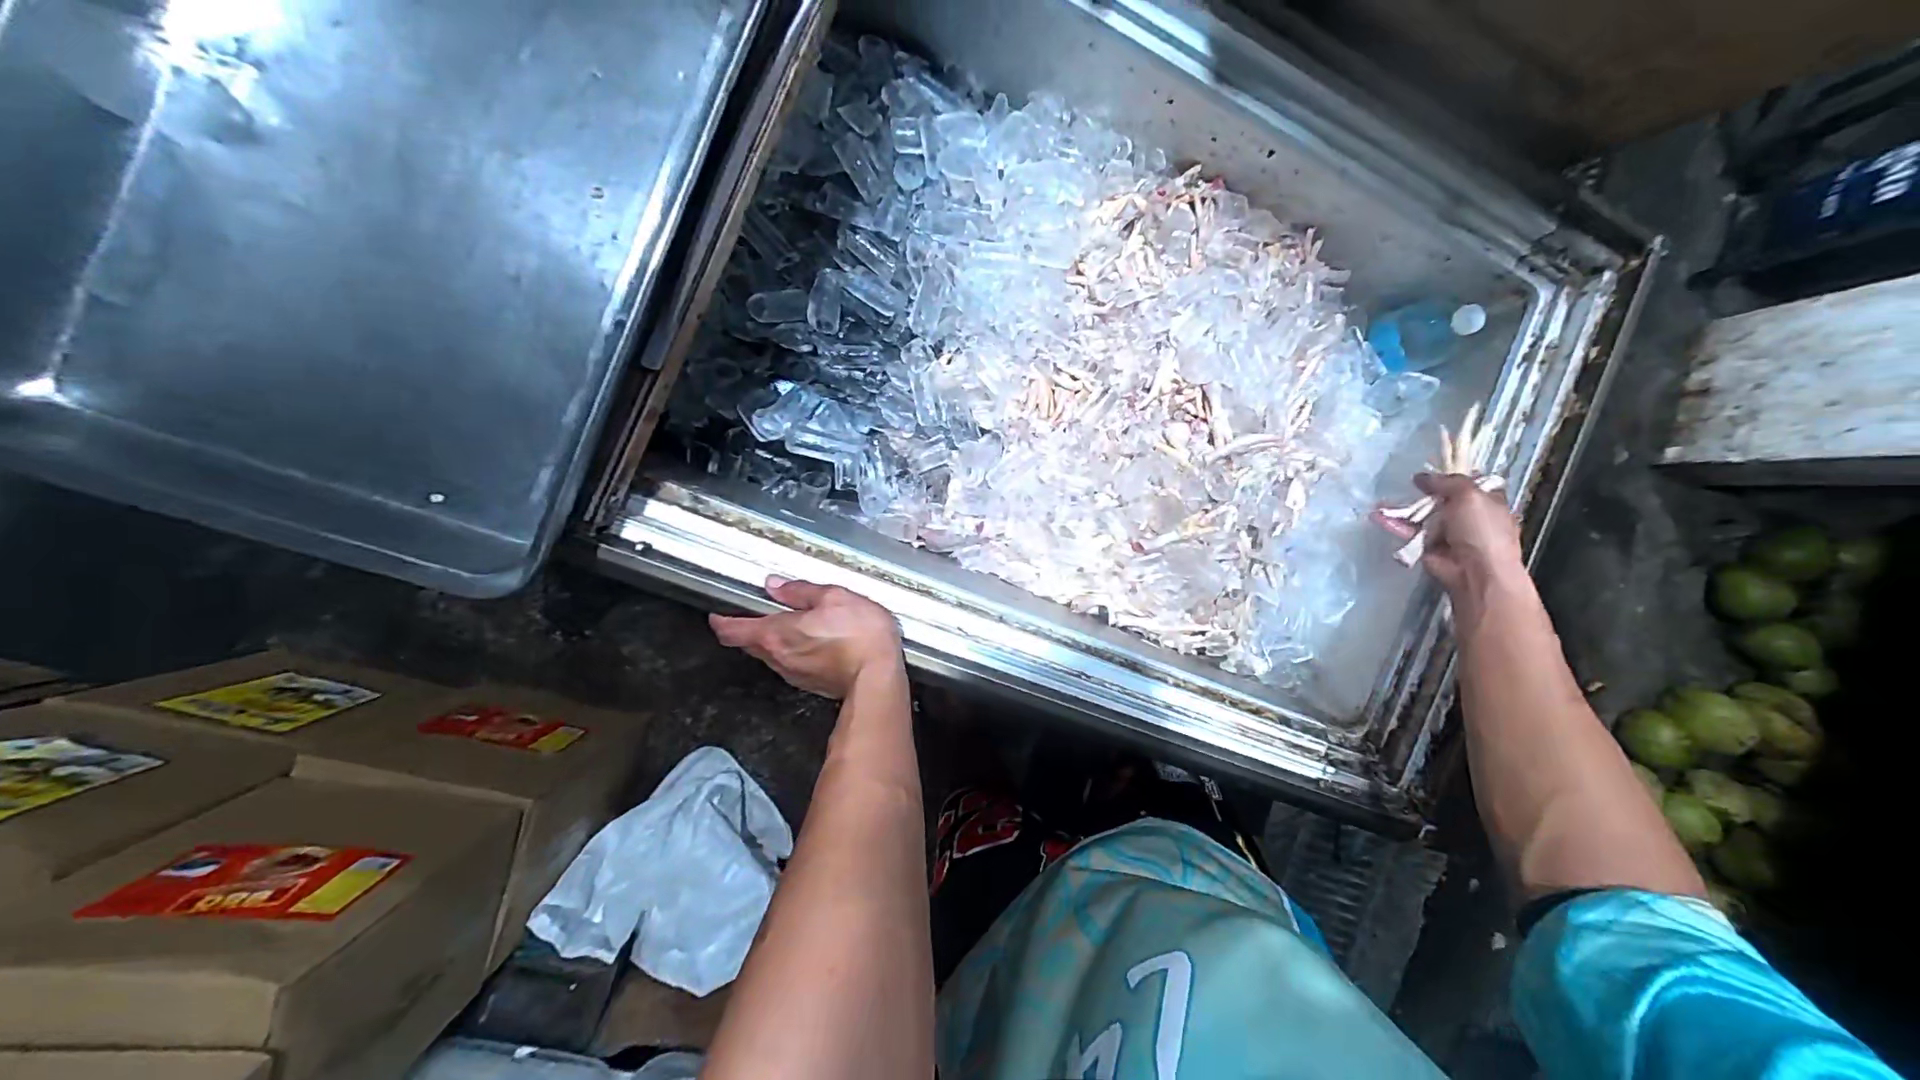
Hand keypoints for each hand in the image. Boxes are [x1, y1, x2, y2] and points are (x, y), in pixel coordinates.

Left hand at [709, 577, 904, 698]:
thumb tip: (777, 586)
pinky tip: (813, 641)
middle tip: (759, 612)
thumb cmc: (860, 636)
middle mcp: (778, 657)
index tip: (718, 613)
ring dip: (773, 640)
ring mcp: (793, 674)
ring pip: (770, 655)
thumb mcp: (834, 597)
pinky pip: (792, 664)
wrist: (879, 677)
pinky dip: (794, 652)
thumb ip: (801, 591)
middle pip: (749, 644)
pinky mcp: (810, 683)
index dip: (721, 620)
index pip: (731, 630)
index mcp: (776, 633)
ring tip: (793, 623)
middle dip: (748, 628)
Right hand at [1374, 473, 1523, 594]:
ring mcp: (1446, 531)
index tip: (1430, 468)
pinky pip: (1408, 531)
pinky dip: (1393, 523)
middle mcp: (1466, 515)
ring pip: (1420, 514)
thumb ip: (1446, 482)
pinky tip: (1377, 516)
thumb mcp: (1470, 496)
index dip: (1450, 476)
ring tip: (1380, 502)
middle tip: (1404, 484)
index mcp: (1486, 501)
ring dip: (1401, 508)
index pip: (1468, 484)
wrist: (1476, 571)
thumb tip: (1422, 476)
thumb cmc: (1481, 529)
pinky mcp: (1426, 545)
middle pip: (1440, 498)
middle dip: (1422, 491)